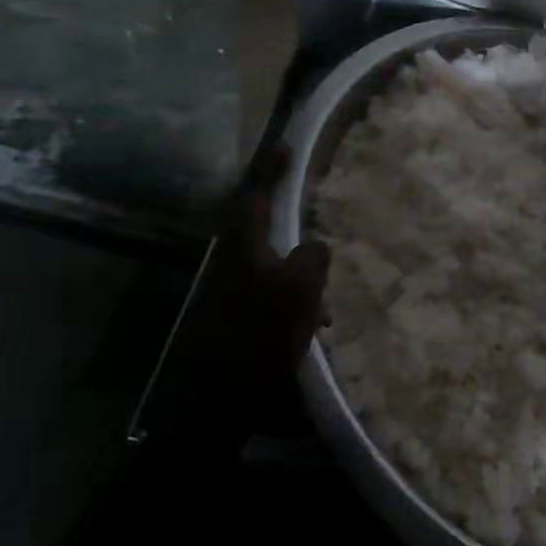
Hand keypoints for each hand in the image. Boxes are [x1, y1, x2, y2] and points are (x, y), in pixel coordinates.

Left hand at [139, 146, 329, 446]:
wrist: (220, 398)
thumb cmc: (261, 336)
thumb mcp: (300, 290)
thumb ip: (312, 257)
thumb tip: (315, 245)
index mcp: (244, 248)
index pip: (257, 195)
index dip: (272, 169)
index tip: (287, 147)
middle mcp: (232, 262)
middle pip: (261, 227)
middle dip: (288, 219)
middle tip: (313, 216)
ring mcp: (230, 289)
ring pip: (270, 263)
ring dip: (297, 268)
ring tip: (324, 292)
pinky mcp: (235, 314)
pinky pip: (270, 291)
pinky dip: (292, 296)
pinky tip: (313, 321)